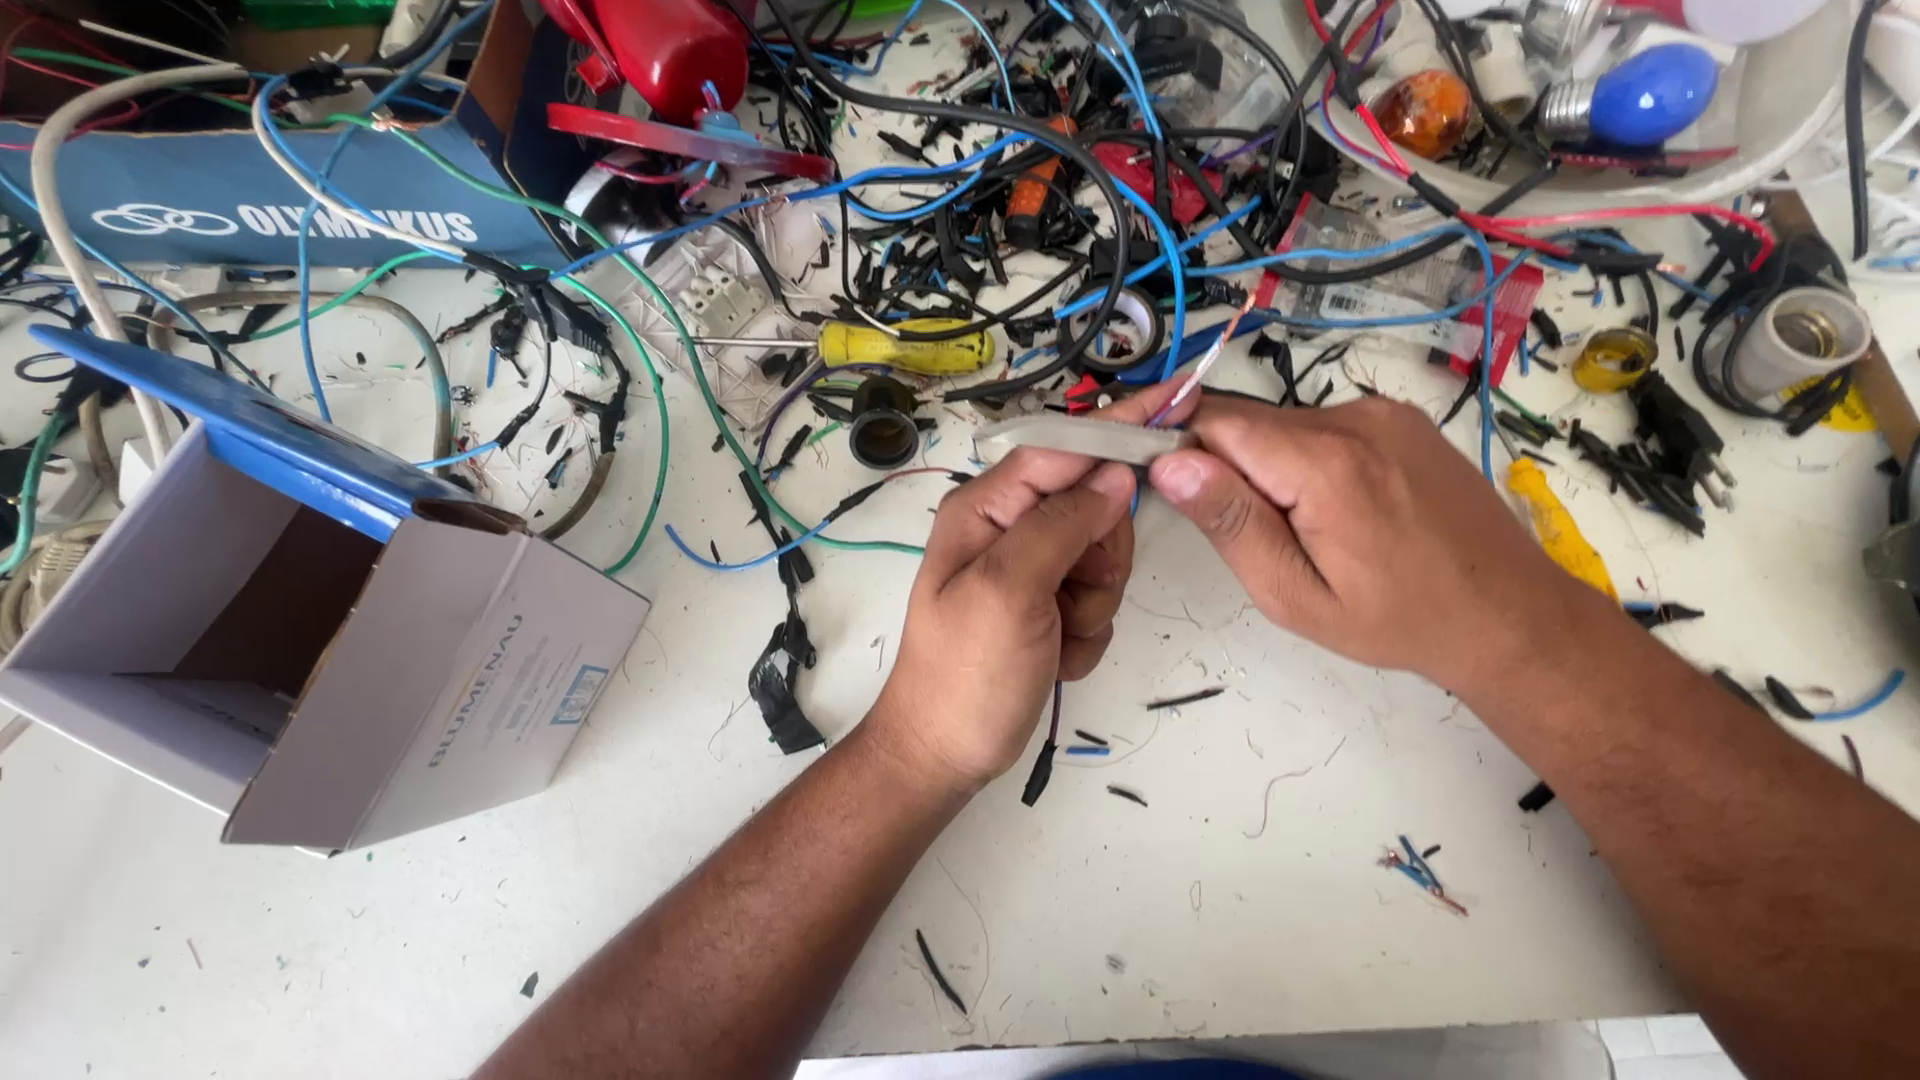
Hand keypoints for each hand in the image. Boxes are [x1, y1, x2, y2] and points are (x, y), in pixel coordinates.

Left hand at [867, 383, 1197, 791]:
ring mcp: (1033, 567)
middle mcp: (1010, 527)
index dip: (1119, 427)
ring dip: (1093, 601)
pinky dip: (1086, 630)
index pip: (1063, 448)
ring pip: (1104, 555)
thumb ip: (1061, 525)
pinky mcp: (1050, 603)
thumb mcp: (1008, 591)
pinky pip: (1098, 596)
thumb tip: (1113, 476)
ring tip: (1055, 635)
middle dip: (1101, 554)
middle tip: (1074, 597)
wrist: (947, 751)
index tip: (1180, 399)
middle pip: (1095, 504)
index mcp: (986, 508)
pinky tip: (1053, 655)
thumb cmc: (965, 673)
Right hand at [1147, 395, 1596, 691]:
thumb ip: (1231, 522)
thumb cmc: (1394, 619)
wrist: (1509, 613)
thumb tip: (1169, 463)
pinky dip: (1301, 459)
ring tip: (1299, 527)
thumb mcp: (1292, 593)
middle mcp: (1354, 418)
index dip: (1180, 449)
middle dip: (1223, 465)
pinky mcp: (1399, 417)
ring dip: (1264, 465)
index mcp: (1325, 463)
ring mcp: (1383, 412)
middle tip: (1248, 531)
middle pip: (1245, 419)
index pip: (1213, 421)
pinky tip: (1332, 508)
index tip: (1177, 497)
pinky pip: (1319, 426)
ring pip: (1280, 423)